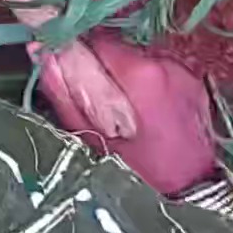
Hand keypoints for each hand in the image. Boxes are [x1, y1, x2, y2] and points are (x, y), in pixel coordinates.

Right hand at [36, 33, 216, 194]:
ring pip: (135, 56)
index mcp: (137, 75)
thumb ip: (61, 90)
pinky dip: (143, 81)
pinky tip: (142, 107)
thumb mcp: (87, 134)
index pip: (95, 40)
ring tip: (119, 105)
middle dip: (100, 64)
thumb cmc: (133, 168)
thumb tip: (39, 51)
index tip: (71, 72)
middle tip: (95, 95)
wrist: (191, 192)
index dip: (77, 53)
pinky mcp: (193, 80)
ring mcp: (183, 71)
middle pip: (117, 47)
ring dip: (121, 72)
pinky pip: (156, 69)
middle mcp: (164, 65)